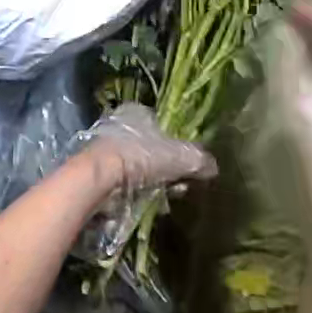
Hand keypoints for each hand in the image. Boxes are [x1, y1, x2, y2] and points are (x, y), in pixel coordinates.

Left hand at [79, 103, 216, 192]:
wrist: (102, 175)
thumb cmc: (142, 156)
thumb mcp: (180, 156)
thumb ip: (198, 159)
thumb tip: (212, 166)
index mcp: (137, 111)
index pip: (161, 123)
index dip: (176, 142)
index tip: (187, 162)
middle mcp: (120, 123)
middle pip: (150, 146)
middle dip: (165, 167)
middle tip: (178, 184)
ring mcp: (107, 146)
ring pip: (138, 165)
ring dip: (152, 182)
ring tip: (164, 197)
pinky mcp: (99, 169)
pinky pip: (125, 180)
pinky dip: (136, 191)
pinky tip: (146, 202)